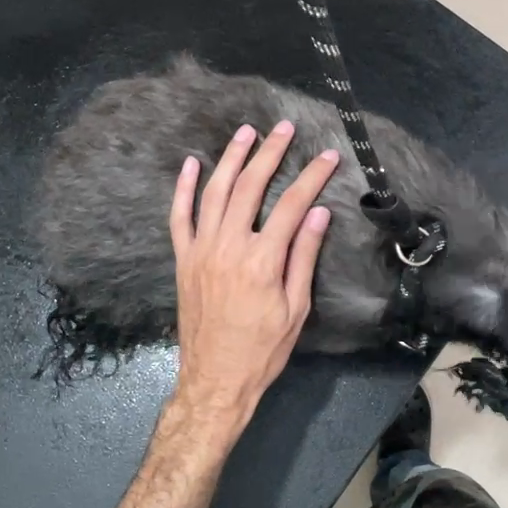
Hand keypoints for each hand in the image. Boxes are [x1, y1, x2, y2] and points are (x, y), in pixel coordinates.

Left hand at [168, 121, 338, 433]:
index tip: (328, 155)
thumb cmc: (264, 349)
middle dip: (270, 153)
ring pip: (214, 193)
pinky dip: (184, 188)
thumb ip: (304, 256)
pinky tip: (192, 164)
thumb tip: (318, 212)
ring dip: (230, 159)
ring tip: (246, 133)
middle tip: (284, 128)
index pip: (292, 205)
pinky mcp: (183, 259)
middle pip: (250, 187)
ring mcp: (201, 251)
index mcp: (262, 261)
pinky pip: (179, 217)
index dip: (312, 177)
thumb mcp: (296, 308)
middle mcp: (228, 247)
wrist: (215, 379)